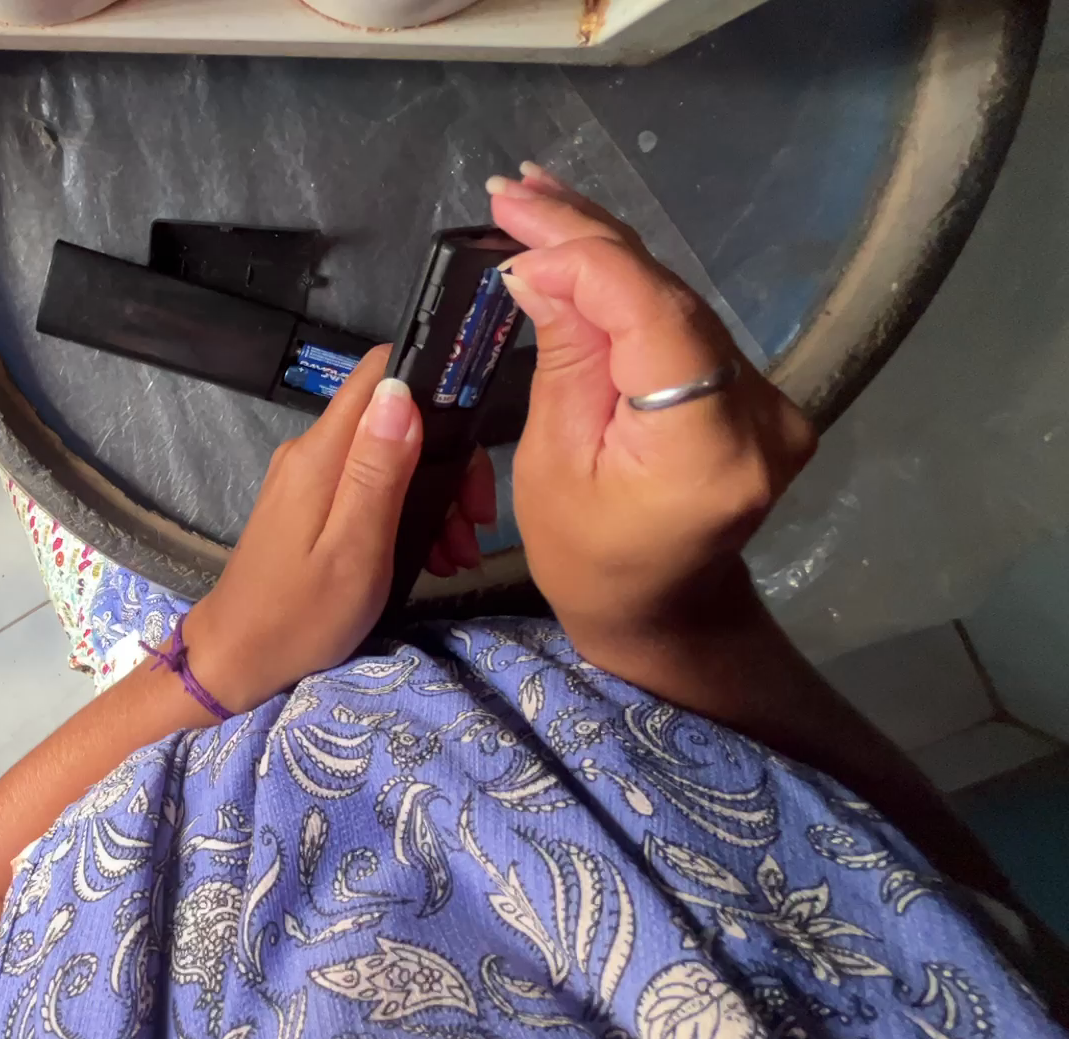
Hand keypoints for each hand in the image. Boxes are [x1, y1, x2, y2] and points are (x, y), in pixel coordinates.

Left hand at [181, 348, 494, 712]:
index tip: (474, 428)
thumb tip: (398, 390)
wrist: (238, 655)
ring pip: (386, 458)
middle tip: (471, 526)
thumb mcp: (354, 549)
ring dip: (431, 499)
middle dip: (445, 463)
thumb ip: (377, 470)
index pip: (377, 374)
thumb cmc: (300, 615)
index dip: (431, 384)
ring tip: (454, 556)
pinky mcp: (307, 505)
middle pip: (392, 420)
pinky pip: (365, 489)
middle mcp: (308, 454)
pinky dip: (403, 514)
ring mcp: (305, 479)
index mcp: (319, 456)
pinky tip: (428, 556)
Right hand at [489, 164, 816, 649]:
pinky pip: (679, 323)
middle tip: (514, 190)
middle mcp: (760, 408)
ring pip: (675, 299)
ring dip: (600, 250)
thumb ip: (561, 364)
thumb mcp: (550, 464)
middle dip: (586, 237)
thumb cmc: (582, 555)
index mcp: (702, 448)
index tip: (514, 233)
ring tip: (534, 201)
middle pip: (670, 295)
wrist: (658, 603)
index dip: (585, 264)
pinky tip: (578, 249)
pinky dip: (623, 286)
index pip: (655, 320)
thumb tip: (538, 276)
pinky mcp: (751, 386)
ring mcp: (768, 393)